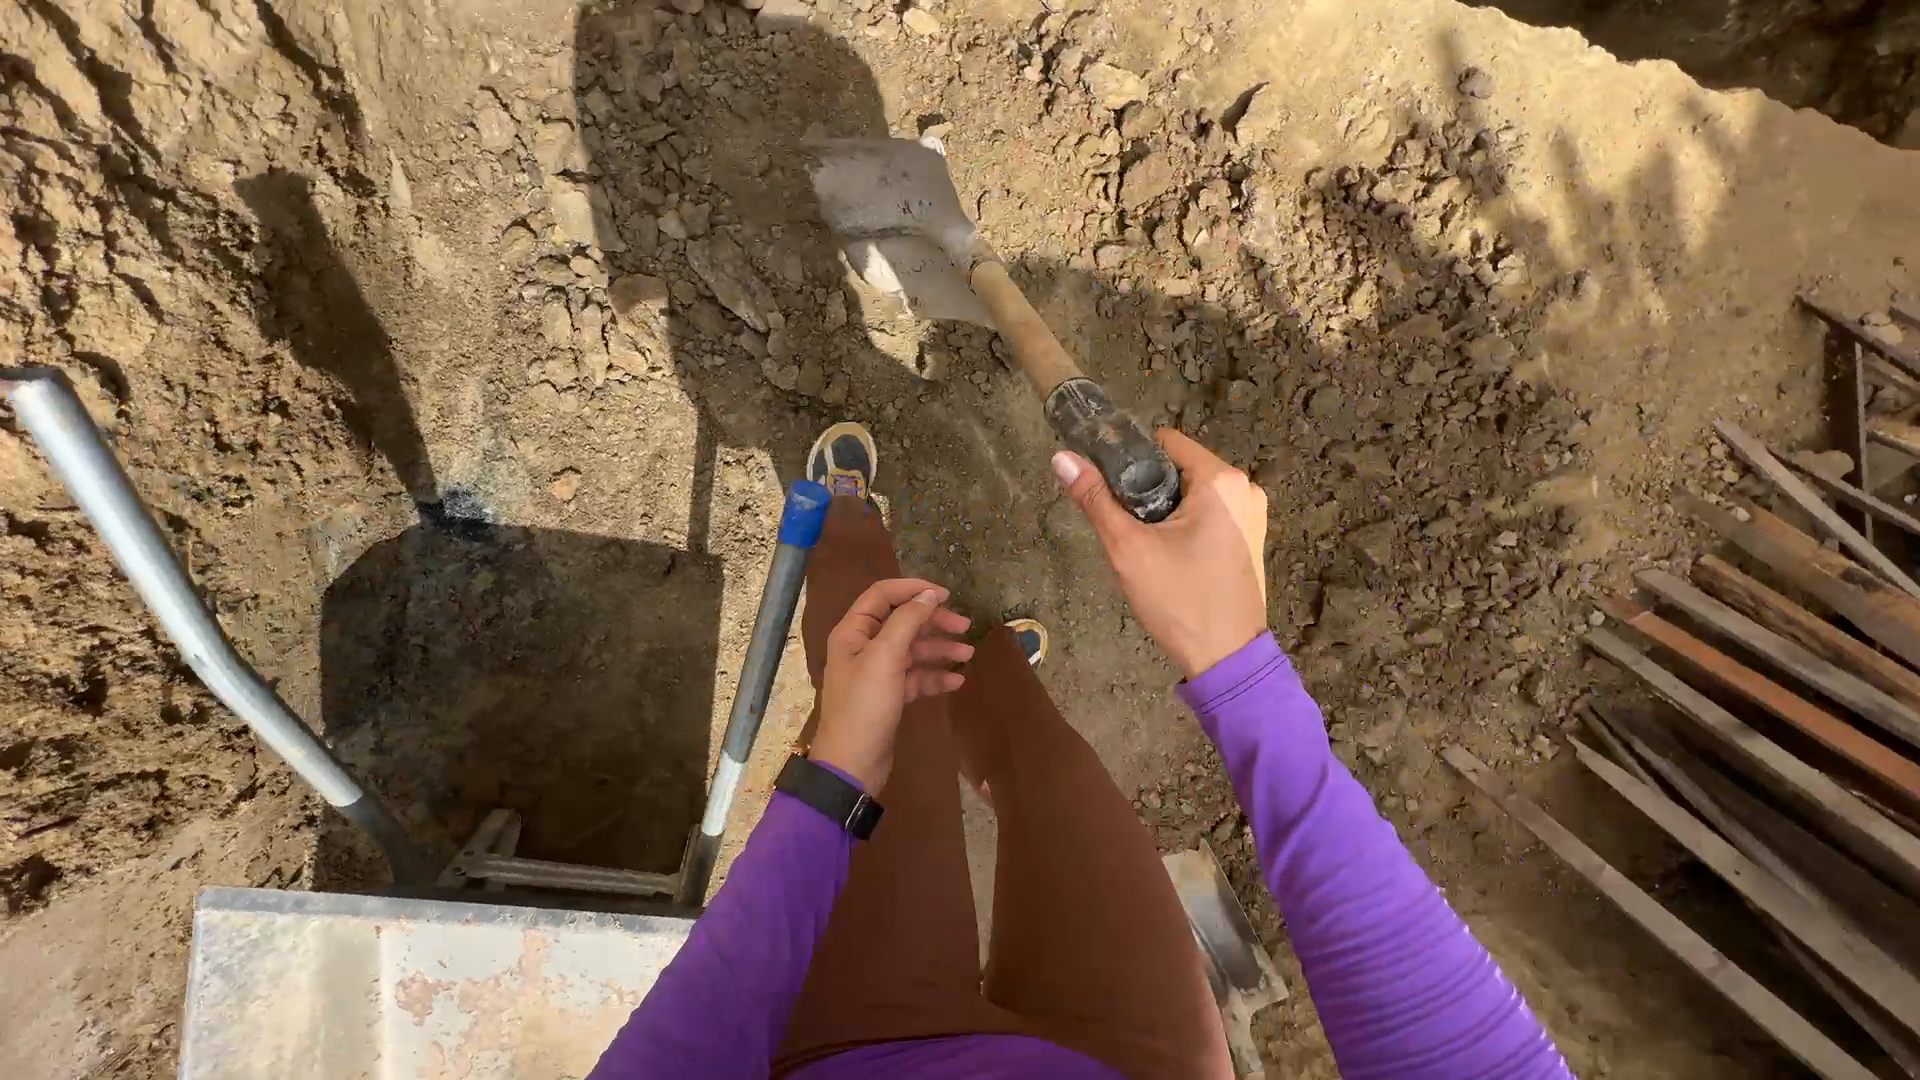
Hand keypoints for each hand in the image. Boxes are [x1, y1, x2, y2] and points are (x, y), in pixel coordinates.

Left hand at [810, 578, 972, 792]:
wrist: (852, 765)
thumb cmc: (865, 706)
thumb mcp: (886, 657)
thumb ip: (907, 621)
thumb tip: (929, 594)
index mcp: (853, 632)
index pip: (883, 595)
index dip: (914, 590)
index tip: (946, 595)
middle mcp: (863, 647)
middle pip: (902, 621)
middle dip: (933, 622)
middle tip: (965, 626)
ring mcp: (876, 673)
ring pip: (912, 650)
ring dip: (939, 650)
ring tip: (968, 656)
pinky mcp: (888, 696)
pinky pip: (914, 677)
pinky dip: (934, 677)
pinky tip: (956, 682)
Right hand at [1054, 429, 1267, 678]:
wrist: (1226, 658)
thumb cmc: (1178, 599)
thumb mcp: (1128, 547)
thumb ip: (1095, 498)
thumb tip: (1062, 457)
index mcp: (1221, 479)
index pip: (1163, 441)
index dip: (1129, 459)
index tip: (1110, 490)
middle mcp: (1244, 487)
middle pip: (1178, 467)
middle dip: (1146, 489)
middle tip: (1127, 527)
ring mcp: (1252, 513)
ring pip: (1191, 492)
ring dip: (1163, 509)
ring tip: (1146, 545)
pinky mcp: (1251, 537)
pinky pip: (1208, 513)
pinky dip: (1184, 524)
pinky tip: (1170, 556)